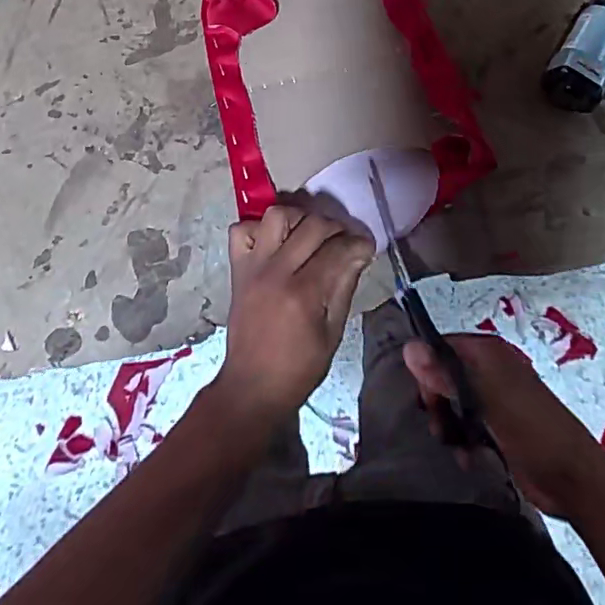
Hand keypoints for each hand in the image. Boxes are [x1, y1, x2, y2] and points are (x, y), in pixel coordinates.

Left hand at [212, 205, 374, 420]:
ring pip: (277, 216)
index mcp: (303, 293)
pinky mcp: (237, 270)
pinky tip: (277, 244)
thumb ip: (344, 286)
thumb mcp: (333, 332)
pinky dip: (260, 229)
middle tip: (344, 244)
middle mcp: (276, 273)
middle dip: (337, 228)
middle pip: (313, 225)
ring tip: (310, 236)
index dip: (360, 244)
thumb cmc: (299, 367)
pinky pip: (242, 231)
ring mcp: (253, 268)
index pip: (339, 248)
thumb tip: (358, 254)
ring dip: (299, 219)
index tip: (367, 248)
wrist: (251, 388)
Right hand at [404, 333, 604, 520]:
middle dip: (438, 403)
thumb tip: (410, 348)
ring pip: (452, 405)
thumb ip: (449, 375)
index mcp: (490, 353)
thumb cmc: (534, 430)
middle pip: (444, 377)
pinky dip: (463, 442)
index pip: (442, 347)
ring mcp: (493, 400)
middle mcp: (490, 371)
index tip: (426, 400)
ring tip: (458, 447)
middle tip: (441, 428)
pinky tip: (469, 457)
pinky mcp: (495, 428)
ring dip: (449, 427)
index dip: (428, 370)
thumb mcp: (489, 400)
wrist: (571, 478)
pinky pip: (465, 428)